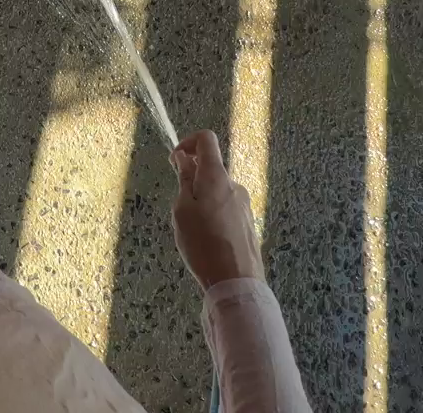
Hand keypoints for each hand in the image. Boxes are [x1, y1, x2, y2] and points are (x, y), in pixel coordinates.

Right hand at [171, 129, 263, 289]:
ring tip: (193, 230)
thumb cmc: (203, 243)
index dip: (187, 142)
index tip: (175, 162)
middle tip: (180, 207)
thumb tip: (183, 156)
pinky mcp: (248, 223)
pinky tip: (208, 240)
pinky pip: (226, 207)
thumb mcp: (183, 209)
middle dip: (192, 178)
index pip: (206, 138)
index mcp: (216, 176)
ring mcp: (244, 205)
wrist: (237, 283)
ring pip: (217, 190)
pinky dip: (213, 213)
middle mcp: (234, 185)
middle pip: (211, 167)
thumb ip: (185, 179)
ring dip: (202, 199)